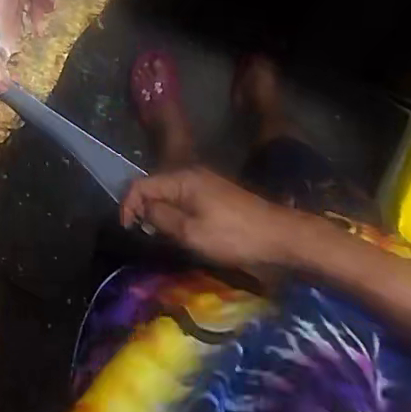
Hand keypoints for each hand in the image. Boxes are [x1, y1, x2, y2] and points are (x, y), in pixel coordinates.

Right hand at [119, 167, 319, 273]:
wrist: (282, 237)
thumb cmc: (234, 235)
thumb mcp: (191, 232)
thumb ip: (161, 217)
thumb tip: (142, 209)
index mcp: (182, 178)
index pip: (141, 184)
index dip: (128, 205)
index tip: (128, 229)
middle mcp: (191, 174)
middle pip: (154, 187)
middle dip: (143, 209)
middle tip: (145, 234)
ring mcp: (205, 183)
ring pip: (170, 195)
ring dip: (161, 213)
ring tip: (161, 236)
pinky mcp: (216, 195)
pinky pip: (185, 200)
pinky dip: (176, 213)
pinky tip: (183, 231)